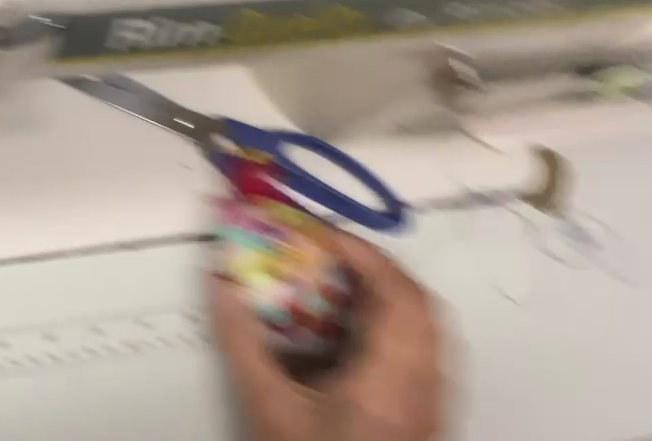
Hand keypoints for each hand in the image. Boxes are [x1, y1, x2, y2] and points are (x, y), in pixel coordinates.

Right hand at [209, 225, 445, 440]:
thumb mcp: (266, 405)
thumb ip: (241, 340)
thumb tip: (219, 280)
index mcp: (394, 384)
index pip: (404, 301)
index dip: (367, 256)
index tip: (318, 232)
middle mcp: (427, 391)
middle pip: (422, 309)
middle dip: (373, 268)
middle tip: (324, 249)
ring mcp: (432, 407)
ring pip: (424, 330)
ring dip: (381, 292)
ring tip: (331, 276)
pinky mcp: (424, 419)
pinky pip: (416, 352)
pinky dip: (383, 321)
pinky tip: (342, 326)